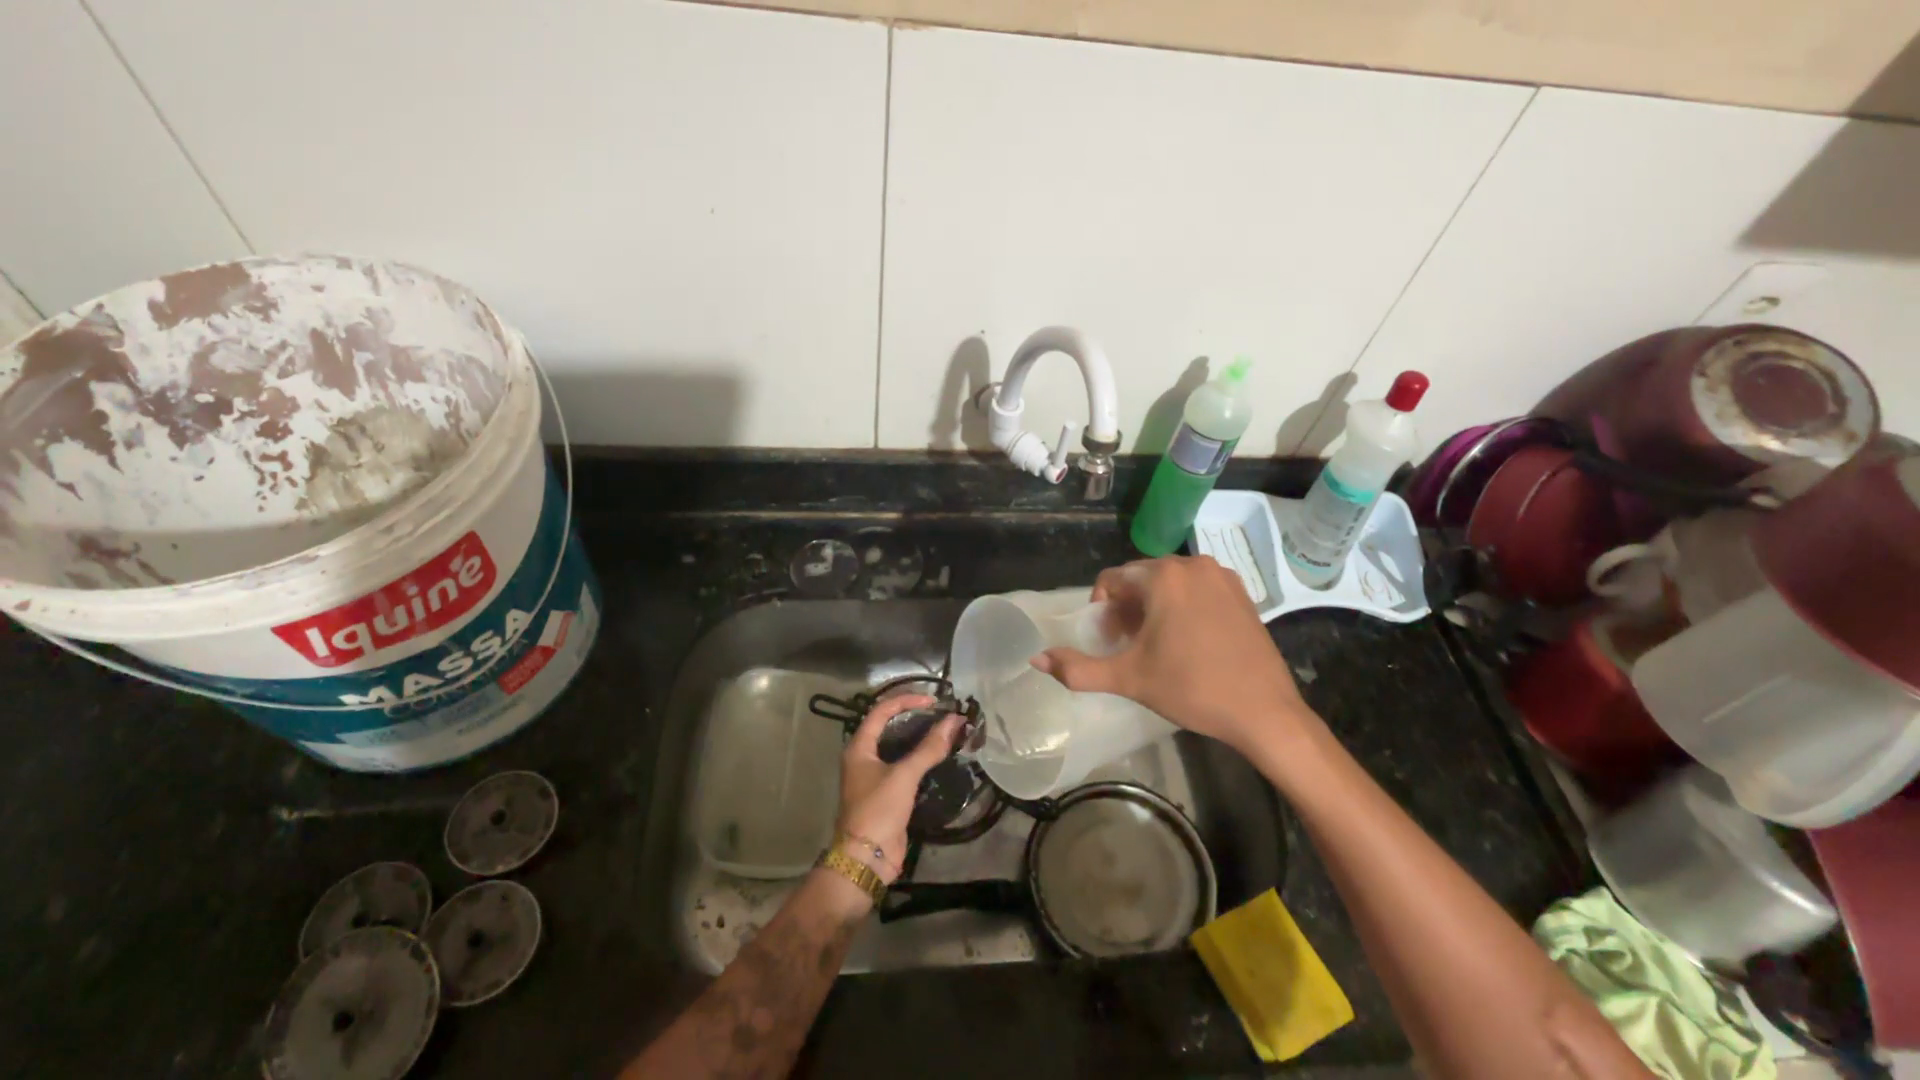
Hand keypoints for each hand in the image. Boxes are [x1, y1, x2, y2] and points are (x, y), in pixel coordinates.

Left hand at [836, 694, 961, 884]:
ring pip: (899, 748)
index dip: (906, 701)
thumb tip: (954, 721)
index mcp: (859, 747)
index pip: (881, 711)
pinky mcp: (888, 793)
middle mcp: (864, 757)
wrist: (866, 857)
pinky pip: (905, 767)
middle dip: (915, 717)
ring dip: (920, 738)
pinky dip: (921, 759)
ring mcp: (875, 776)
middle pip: (889, 727)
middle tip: (942, 714)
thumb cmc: (878, 809)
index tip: (933, 701)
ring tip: (945, 731)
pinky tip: (939, 756)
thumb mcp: (904, 776)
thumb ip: (928, 748)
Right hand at [1029, 556, 1316, 754]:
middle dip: (1127, 608)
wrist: (1263, 710)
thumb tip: (1036, 660)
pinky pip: (1198, 590)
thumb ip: (1078, 668)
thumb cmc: (1192, 688)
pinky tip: (1189, 643)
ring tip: (1157, 646)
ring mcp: (1222, 577)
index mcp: (1162, 577)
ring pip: (1170, 584)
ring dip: (1154, 608)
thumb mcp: (1129, 679)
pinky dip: (1184, 608)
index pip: (1112, 580)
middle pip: (1142, 578)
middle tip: (1129, 646)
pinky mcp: (1242, 593)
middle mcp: (1192, 565)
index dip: (1102, 610)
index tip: (1109, 642)